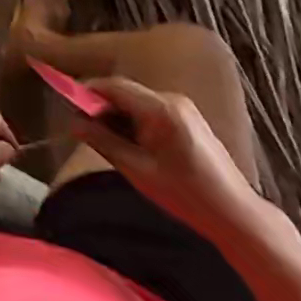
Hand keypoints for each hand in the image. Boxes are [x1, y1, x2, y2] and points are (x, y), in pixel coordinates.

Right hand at [75, 78, 268, 241]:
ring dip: (116, 114)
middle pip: (124, 91)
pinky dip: (133, 120)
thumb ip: (103, 141)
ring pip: (136, 100)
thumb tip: (73, 123)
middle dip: (100, 105)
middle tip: (81, 127)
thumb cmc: (185, 196)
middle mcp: (172, 99)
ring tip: (103, 139)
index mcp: (160, 109)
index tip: (66, 104)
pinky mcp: (187, 116)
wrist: (235, 213)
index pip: (113, 86)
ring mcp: (183, 106)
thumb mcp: (137, 170)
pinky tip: (128, 143)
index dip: (86, 91)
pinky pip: (150, 108)